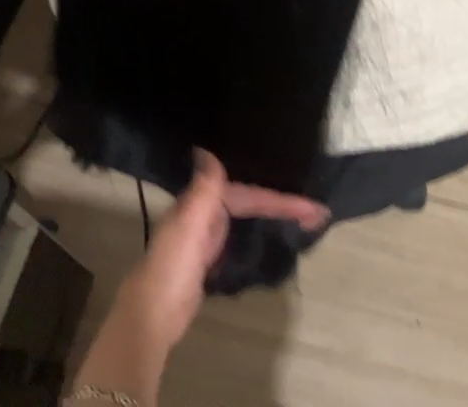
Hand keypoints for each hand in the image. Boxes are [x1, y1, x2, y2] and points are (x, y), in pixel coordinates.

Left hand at [115, 149, 328, 350]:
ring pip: (249, 219)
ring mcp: (207, 238)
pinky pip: (242, 237)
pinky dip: (261, 233)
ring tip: (305, 221)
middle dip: (284, 206)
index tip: (313, 207)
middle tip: (318, 213)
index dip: (281, 199)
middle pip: (253, 203)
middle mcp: (205, 215)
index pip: (251, 194)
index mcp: (201, 204)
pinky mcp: (210, 259)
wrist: (150, 318)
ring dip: (276, 217)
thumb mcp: (187, 228)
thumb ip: (202, 191)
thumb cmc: (171, 270)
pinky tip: (273, 237)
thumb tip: (205, 149)